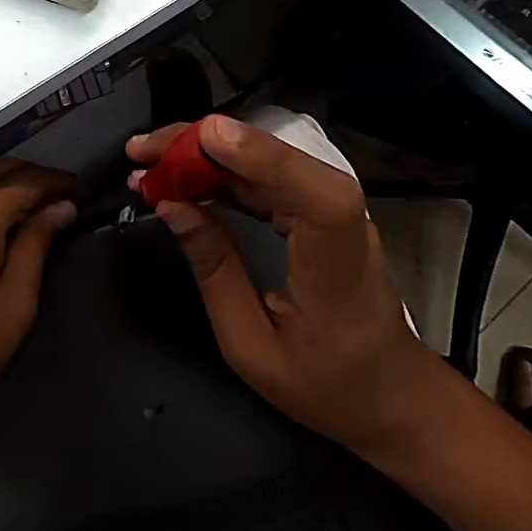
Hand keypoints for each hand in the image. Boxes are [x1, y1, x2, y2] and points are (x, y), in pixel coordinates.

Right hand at [128, 116, 436, 449]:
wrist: (390, 395)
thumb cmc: (326, 384)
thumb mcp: (251, 346)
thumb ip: (214, 270)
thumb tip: (172, 206)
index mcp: (337, 271)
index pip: (315, 196)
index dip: (262, 157)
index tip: (206, 136)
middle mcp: (343, 226)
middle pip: (276, 162)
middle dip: (204, 146)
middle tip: (142, 149)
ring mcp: (332, 212)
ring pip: (263, 163)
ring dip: (202, 154)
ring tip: (147, 159)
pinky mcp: (315, 209)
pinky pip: (262, 178)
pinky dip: (217, 171)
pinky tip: (180, 175)